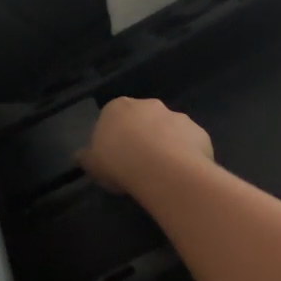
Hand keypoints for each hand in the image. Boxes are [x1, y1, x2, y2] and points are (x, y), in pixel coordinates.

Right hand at [77, 97, 214, 197]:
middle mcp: (148, 105)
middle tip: (139, 163)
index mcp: (117, 107)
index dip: (115, 137)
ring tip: (162, 173)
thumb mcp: (92, 164)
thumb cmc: (118, 161)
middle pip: (144, 120)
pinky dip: (187, 156)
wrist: (163, 170)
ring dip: (166, 145)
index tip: (115, 156)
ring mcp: (177, 117)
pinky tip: (181, 175)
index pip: (113, 117)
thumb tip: (80, 156)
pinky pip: (190, 144)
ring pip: (170, 131)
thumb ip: (87, 157)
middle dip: (143, 137)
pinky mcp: (199, 132)